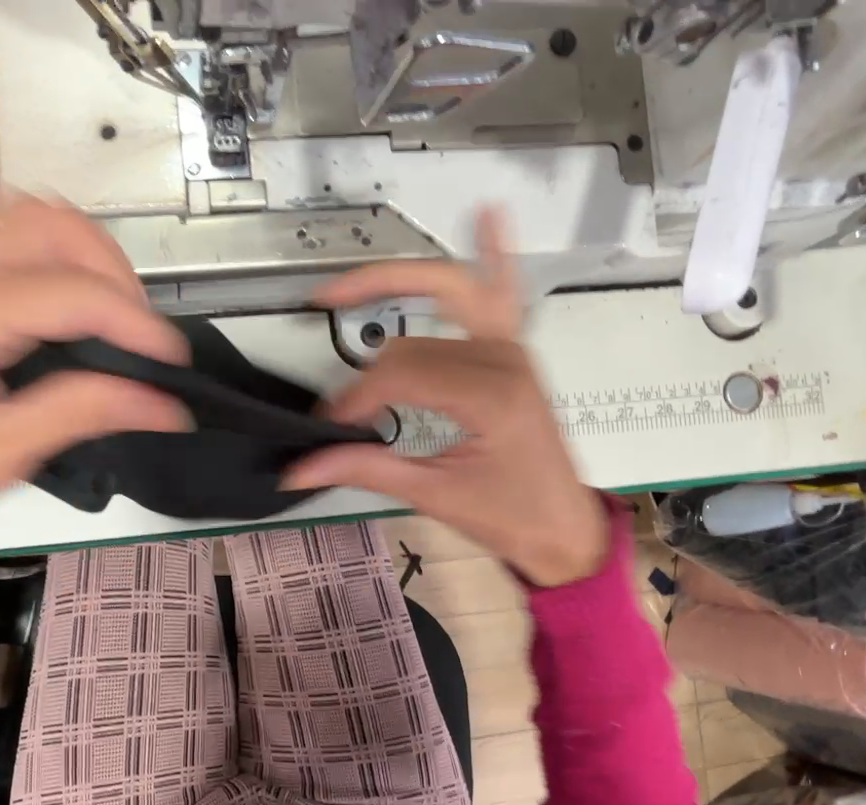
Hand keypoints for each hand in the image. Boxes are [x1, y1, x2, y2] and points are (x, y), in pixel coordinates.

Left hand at [0, 188, 190, 678]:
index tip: (171, 362)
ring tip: (103, 320)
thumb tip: (161, 403)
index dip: (134, 323)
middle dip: (108, 268)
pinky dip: (34, 260)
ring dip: (72, 254)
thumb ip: (83, 412)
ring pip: (14, 215)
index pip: (68, 290)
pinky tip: (52, 315)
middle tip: (137, 334)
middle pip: (44, 220)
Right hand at [285, 209, 608, 586]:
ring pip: (444, 301)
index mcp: (489, 396)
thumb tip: (302, 467)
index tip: (330, 428)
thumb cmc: (511, 517)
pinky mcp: (516, 354)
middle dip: (366, 360)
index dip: (356, 399)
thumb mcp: (433, 496)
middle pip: (413, 340)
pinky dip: (495, 254)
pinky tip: (487, 214)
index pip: (401, 375)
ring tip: (344, 288)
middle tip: (318, 331)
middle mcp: (504, 360)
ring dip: (396, 288)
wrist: (564, 528)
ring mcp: (514, 350)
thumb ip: (365, 469)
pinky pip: (503, 293)